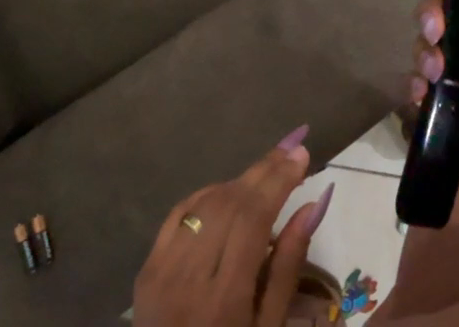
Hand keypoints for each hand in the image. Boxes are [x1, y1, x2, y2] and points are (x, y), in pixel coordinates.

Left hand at [133, 128, 334, 325]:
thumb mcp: (270, 326)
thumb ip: (287, 266)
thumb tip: (311, 205)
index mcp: (224, 298)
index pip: (252, 219)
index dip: (277, 181)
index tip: (301, 155)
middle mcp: (187, 277)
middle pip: (228, 204)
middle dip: (263, 172)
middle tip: (290, 149)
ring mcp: (160, 270)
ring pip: (203, 204)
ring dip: (238, 182)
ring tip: (267, 173)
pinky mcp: (146, 268)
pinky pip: (178, 215)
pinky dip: (206, 196)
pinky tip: (228, 192)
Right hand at [410, 0, 458, 197]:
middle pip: (435, 12)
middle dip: (429, 18)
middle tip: (437, 35)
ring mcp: (456, 71)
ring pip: (422, 45)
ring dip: (423, 54)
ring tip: (436, 76)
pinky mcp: (441, 98)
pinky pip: (414, 79)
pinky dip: (415, 83)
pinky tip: (424, 94)